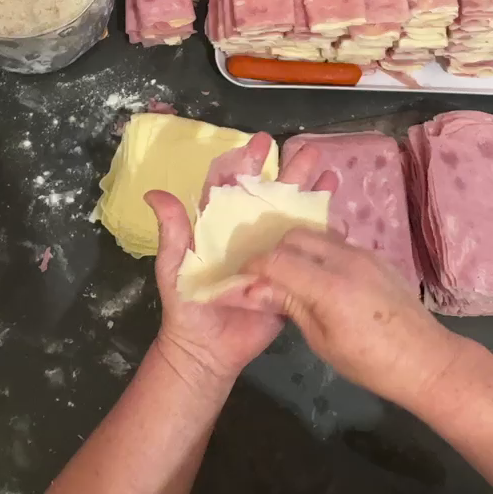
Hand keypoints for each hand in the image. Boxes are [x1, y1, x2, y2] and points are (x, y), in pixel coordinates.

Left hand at [145, 134, 334, 387]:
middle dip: (288, 171)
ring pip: (292, 216)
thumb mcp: (174, 267)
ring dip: (309, 193)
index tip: (261, 143)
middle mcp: (248, 232)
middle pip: (269, 194)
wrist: (207, 350)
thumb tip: (153, 193)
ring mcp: (271, 251)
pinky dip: (323, 231)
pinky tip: (339, 216)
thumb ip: (172, 231)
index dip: (245, 161)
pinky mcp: (289, 274)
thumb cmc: (186, 305)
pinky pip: (307, 251)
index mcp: (218, 225)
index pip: (232, 184)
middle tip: (306, 149)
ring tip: (327, 170)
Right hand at [227, 231, 467, 407]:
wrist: (427, 359)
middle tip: (269, 278)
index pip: (278, 259)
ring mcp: (364, 253)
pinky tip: (322, 278)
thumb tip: (253, 289)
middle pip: (296, 236)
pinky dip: (320, 252)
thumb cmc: (371, 363)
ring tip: (294, 277)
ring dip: (299, 249)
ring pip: (317, 234)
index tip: (244, 280)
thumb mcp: (322, 342)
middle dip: (276, 252)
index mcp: (330, 287)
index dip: (255, 267)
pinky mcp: (375, 255)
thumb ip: (290, 306)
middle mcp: (346, 259)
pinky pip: (337, 242)